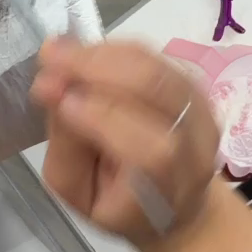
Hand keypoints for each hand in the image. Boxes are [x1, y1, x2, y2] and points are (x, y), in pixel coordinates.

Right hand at [31, 38, 222, 249]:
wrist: (174, 202)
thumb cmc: (118, 203)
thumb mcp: (77, 191)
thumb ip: (66, 145)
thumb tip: (51, 88)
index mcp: (167, 189)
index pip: (148, 151)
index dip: (101, 117)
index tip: (55, 97)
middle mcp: (196, 146)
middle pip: (158, 91)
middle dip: (96, 67)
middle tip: (49, 57)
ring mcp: (202, 111)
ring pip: (155, 66)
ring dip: (101, 53)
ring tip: (60, 52)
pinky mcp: (196, 87)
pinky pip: (155, 56)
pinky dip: (114, 49)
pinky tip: (84, 53)